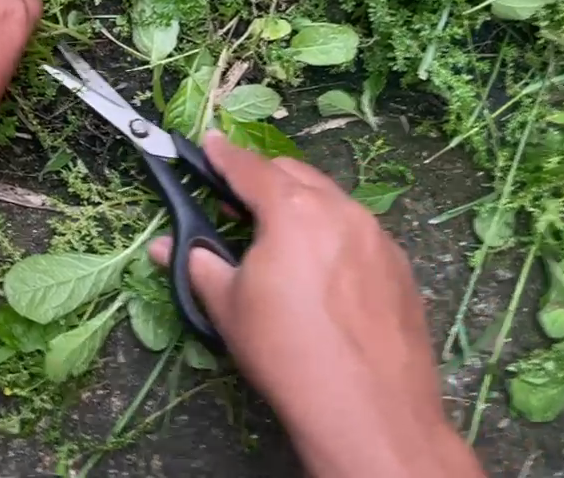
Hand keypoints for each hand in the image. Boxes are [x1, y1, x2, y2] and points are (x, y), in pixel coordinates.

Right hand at [150, 133, 481, 477]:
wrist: (373, 418)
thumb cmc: (287, 354)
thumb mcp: (226, 305)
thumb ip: (195, 263)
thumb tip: (163, 247)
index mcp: (292, 210)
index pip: (248, 167)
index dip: (222, 153)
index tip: (208, 143)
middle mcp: (340, 211)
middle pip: (292, 173)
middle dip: (261, 176)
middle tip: (234, 200)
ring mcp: (377, 238)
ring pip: (328, 198)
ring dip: (297, 201)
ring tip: (276, 233)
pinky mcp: (400, 268)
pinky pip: (356, 230)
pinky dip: (330, 229)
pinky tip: (318, 266)